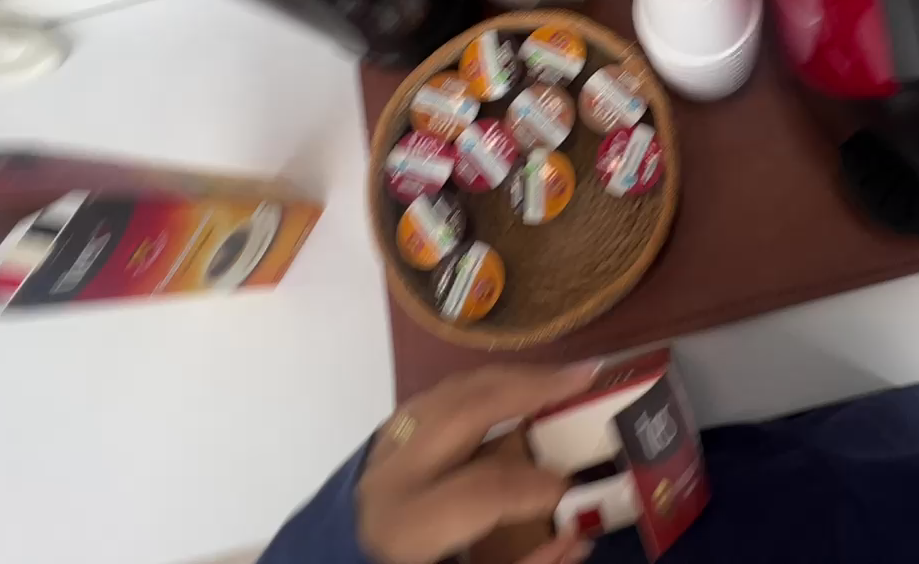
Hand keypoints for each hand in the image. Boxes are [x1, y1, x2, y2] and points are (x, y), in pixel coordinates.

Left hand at [358, 363, 599, 563]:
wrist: (330, 563)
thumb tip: (580, 538)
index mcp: (405, 523)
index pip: (483, 489)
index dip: (536, 485)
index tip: (575, 488)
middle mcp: (394, 469)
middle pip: (469, 409)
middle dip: (532, 388)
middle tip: (588, 376)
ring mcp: (390, 439)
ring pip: (458, 386)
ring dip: (516, 376)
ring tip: (565, 375)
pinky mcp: (392, 425)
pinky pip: (448, 390)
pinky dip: (491, 382)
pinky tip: (522, 382)